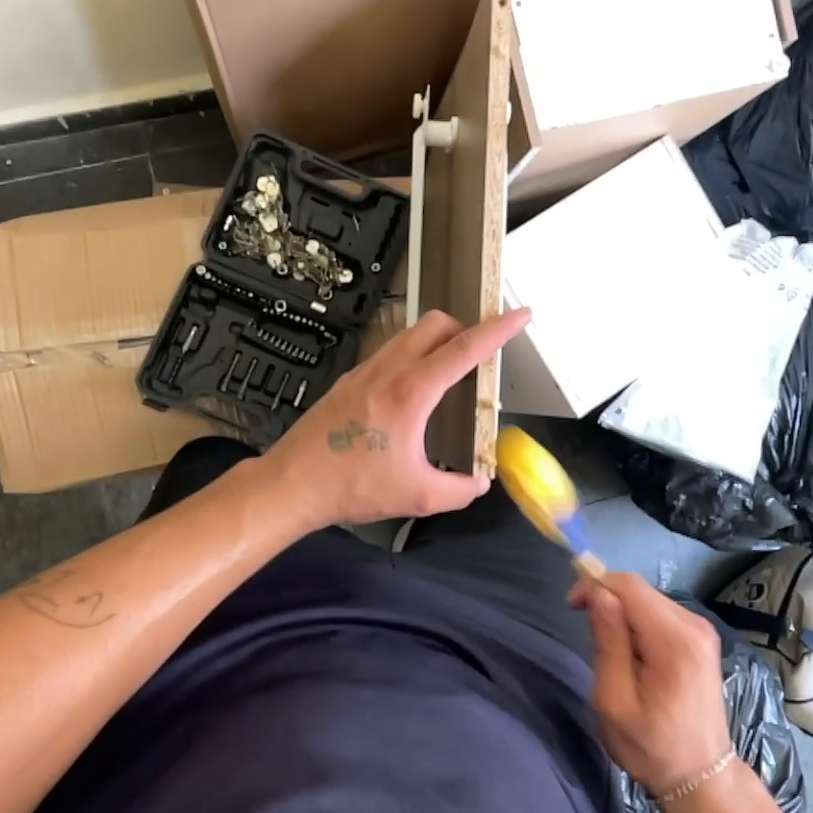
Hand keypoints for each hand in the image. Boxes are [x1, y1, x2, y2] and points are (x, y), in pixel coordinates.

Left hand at [261, 307, 530, 526]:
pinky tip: (411, 392)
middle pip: (435, 324)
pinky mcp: (348, 382)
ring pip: (408, 334)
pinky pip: (388, 353)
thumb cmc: (351, 487)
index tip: (520, 315)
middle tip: (481, 353)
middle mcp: (387, 372)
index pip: (464, 349)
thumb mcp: (417, 496)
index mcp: (410, 392)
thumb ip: (459, 490)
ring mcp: (364, 373)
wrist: (292, 484)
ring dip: (436, 341)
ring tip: (449, 372)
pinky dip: (411, 357)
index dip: (498, 330)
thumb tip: (478, 484)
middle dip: (465, 328)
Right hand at [577, 573, 733, 794]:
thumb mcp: (615, 700)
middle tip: (591, 639)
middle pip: (639, 590)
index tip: (571, 609)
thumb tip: (598, 595)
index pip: (629, 586)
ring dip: (622, 616)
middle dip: (608, 603)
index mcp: (674, 640)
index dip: (595, 586)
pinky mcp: (701, 640)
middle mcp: (694, 625)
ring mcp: (702, 631)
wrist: (702, 776)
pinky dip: (639, 625)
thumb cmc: (652, 746)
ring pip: (648, 600)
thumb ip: (608, 642)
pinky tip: (635, 657)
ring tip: (612, 655)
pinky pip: (660, 614)